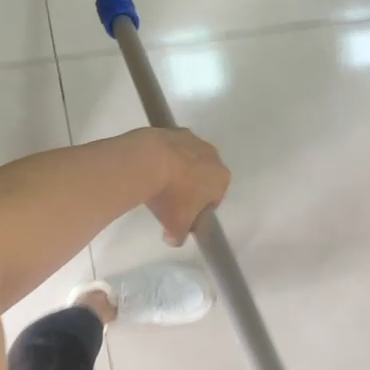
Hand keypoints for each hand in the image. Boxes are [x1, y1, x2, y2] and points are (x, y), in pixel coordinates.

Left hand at [137, 128, 229, 245]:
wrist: (148, 161)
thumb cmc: (172, 196)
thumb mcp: (176, 225)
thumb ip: (178, 236)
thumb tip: (173, 239)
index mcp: (221, 178)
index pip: (215, 199)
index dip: (199, 210)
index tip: (183, 216)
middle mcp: (212, 156)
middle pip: (203, 176)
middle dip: (190, 187)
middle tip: (170, 201)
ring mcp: (192, 139)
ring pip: (187, 160)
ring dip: (177, 170)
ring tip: (157, 183)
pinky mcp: (171, 130)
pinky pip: (170, 148)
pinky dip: (163, 157)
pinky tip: (149, 168)